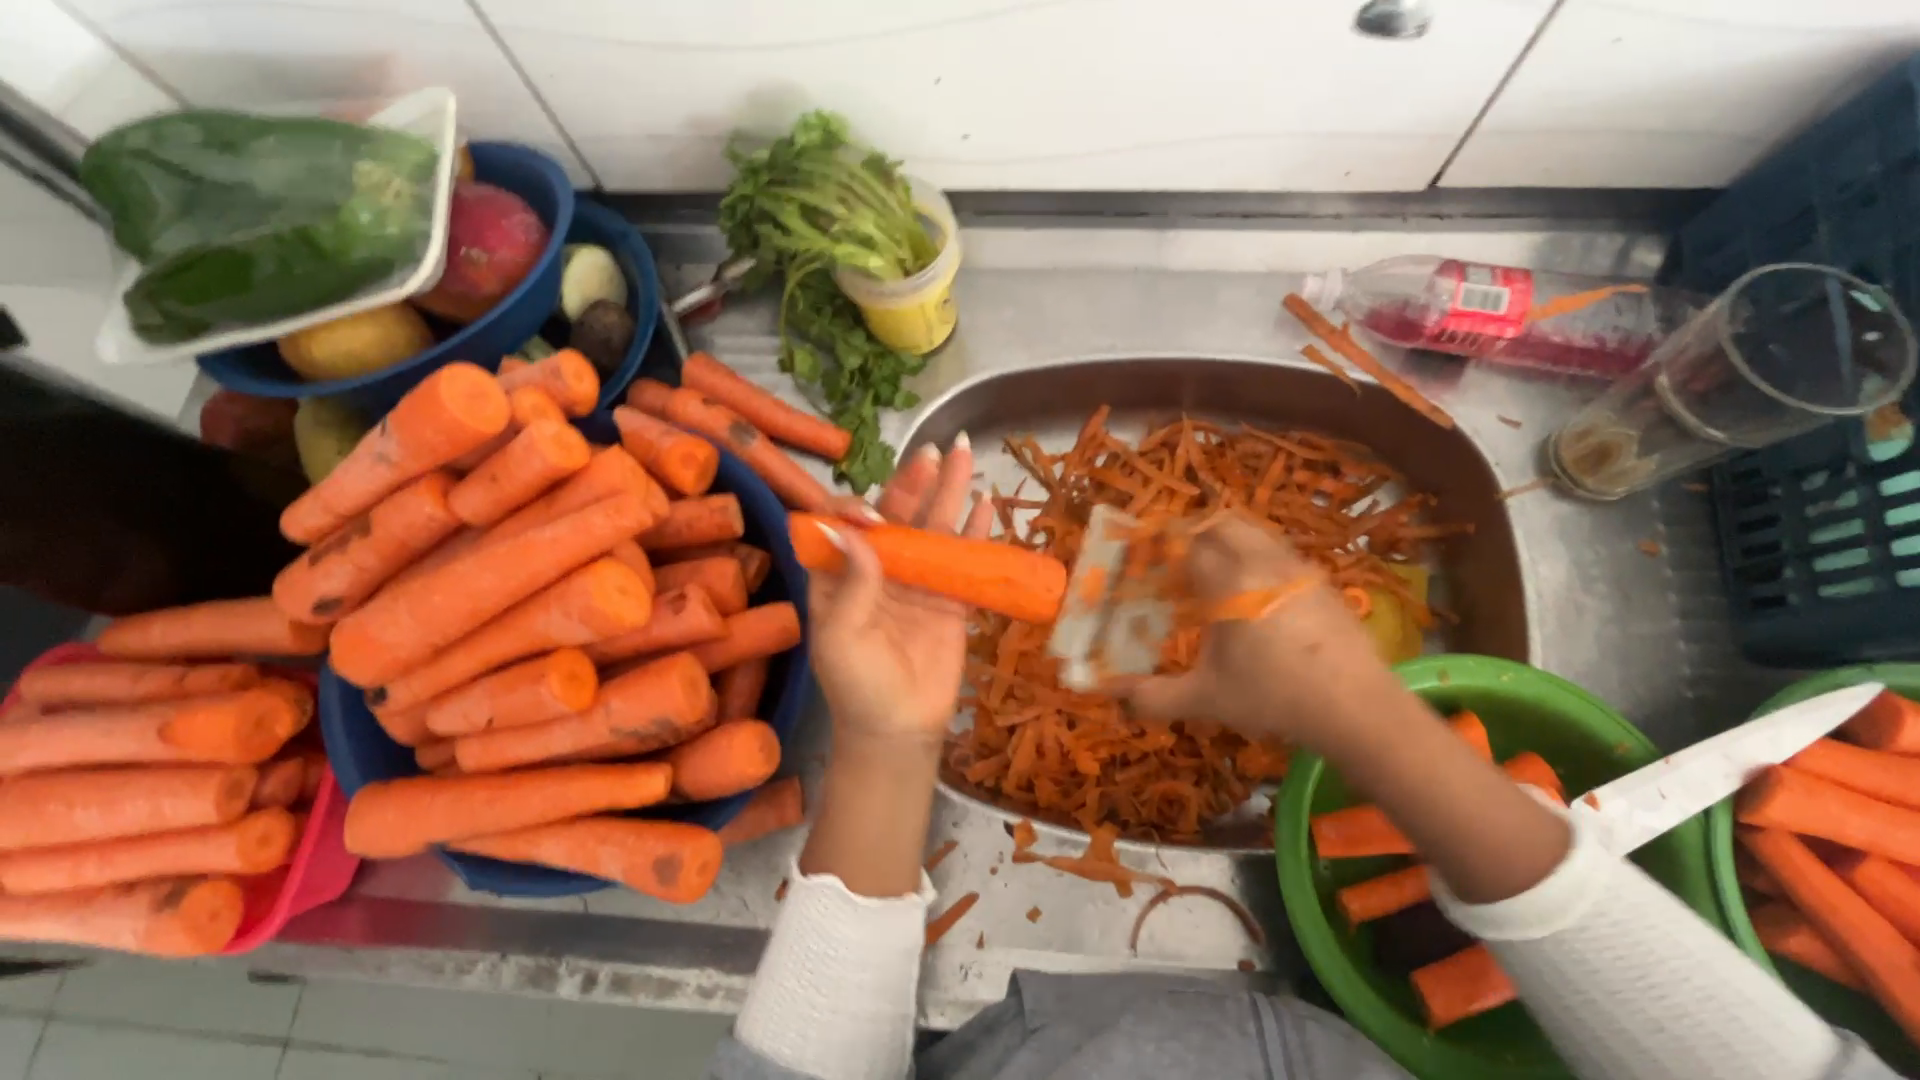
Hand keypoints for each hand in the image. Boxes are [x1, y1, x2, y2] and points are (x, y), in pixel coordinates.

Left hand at [806, 436, 991, 752]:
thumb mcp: (840, 636)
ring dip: (949, 493)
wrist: (899, 730)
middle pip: (897, 516)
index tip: (874, 517)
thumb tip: (854, 529)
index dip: (859, 512)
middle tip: (933, 452)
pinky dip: (975, 533)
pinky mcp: (949, 599)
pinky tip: (986, 506)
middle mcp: (878, 570)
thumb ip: (850, 583)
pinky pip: (963, 559)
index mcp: (840, 576)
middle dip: (913, 483)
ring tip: (965, 455)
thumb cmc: (857, 685)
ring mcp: (917, 582)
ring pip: (934, 528)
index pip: (847, 527)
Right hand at [1124, 514, 1400, 750]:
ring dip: (1230, 540)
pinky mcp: (1323, 582)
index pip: (1187, 544)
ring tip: (1215, 571)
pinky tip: (1258, 595)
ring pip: (1256, 533)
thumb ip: (1155, 697)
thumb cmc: (1273, 696)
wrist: (1355, 705)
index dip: (1163, 547)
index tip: (1148, 558)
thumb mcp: (1207, 699)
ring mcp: (1298, 568)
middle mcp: (1262, 562)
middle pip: (1222, 523)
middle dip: (1196, 532)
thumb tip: (1115, 698)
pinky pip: (1282, 552)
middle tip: (1178, 558)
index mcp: (1228, 581)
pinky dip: (1260, 558)